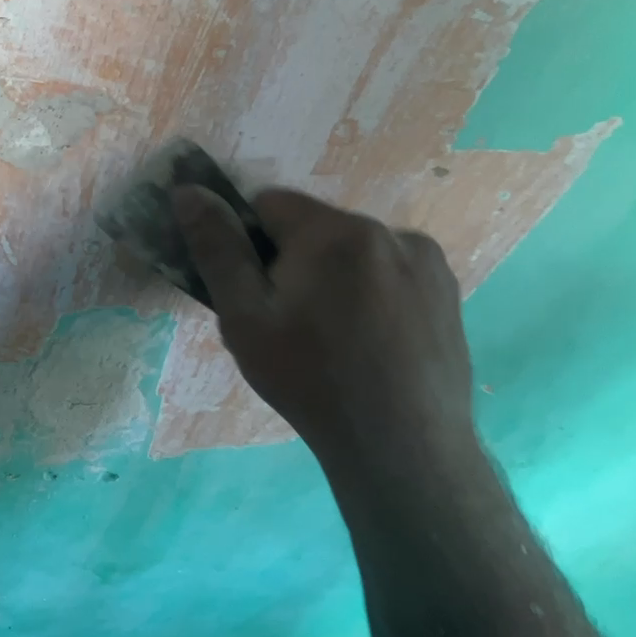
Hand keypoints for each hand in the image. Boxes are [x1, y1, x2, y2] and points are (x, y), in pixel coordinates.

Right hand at [171, 186, 475, 466]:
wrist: (401, 445)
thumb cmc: (308, 376)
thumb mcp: (243, 315)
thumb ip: (217, 248)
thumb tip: (188, 192)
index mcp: (335, 231)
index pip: (268, 203)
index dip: (246, 243)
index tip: (249, 291)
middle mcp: (389, 231)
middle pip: (312, 227)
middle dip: (288, 260)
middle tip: (281, 321)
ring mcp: (427, 262)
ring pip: (350, 250)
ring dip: (329, 275)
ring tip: (326, 336)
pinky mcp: (447, 292)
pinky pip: (386, 272)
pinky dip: (366, 292)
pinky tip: (364, 340)